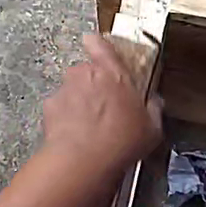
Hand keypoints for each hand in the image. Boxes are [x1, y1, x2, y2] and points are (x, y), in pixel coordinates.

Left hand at [39, 33, 162, 181]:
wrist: (83, 162)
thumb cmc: (120, 141)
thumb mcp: (152, 128)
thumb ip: (153, 109)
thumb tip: (155, 103)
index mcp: (114, 73)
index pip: (100, 44)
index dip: (98, 45)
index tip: (99, 47)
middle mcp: (86, 74)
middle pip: (87, 71)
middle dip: (94, 85)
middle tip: (107, 106)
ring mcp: (65, 90)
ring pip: (73, 90)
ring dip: (80, 102)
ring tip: (93, 127)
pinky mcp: (49, 108)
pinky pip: (60, 108)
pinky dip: (67, 119)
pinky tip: (78, 136)